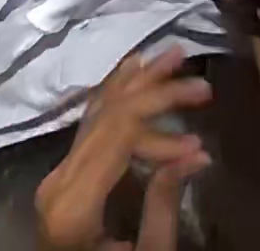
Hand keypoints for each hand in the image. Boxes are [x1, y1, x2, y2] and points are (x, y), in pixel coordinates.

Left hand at [36, 47, 212, 250]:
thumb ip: (164, 204)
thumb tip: (197, 151)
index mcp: (73, 202)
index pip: (120, 130)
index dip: (163, 116)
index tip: (202, 126)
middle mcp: (58, 177)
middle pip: (111, 113)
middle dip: (157, 89)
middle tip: (199, 77)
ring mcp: (57, 172)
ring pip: (100, 108)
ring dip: (139, 80)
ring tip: (173, 55)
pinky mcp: (64, 173)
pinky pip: (91, 121)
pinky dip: (116, 92)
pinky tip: (133, 68)